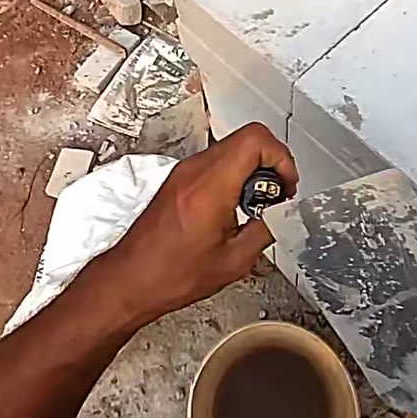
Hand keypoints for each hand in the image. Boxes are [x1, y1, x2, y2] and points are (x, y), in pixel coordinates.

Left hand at [85, 123, 298, 326]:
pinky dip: (237, 173)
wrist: (130, 280)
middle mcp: (196, 170)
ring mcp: (186, 170)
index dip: (281, 158)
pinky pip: (218, 159)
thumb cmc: (169, 275)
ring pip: (234, 146)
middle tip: (278, 193)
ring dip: (255, 167)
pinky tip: (238, 204)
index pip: (256, 140)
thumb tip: (284, 215)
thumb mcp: (234, 261)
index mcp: (211, 186)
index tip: (286, 184)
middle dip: (272, 162)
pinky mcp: (181, 176)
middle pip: (248, 137)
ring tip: (258, 202)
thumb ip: (267, 230)